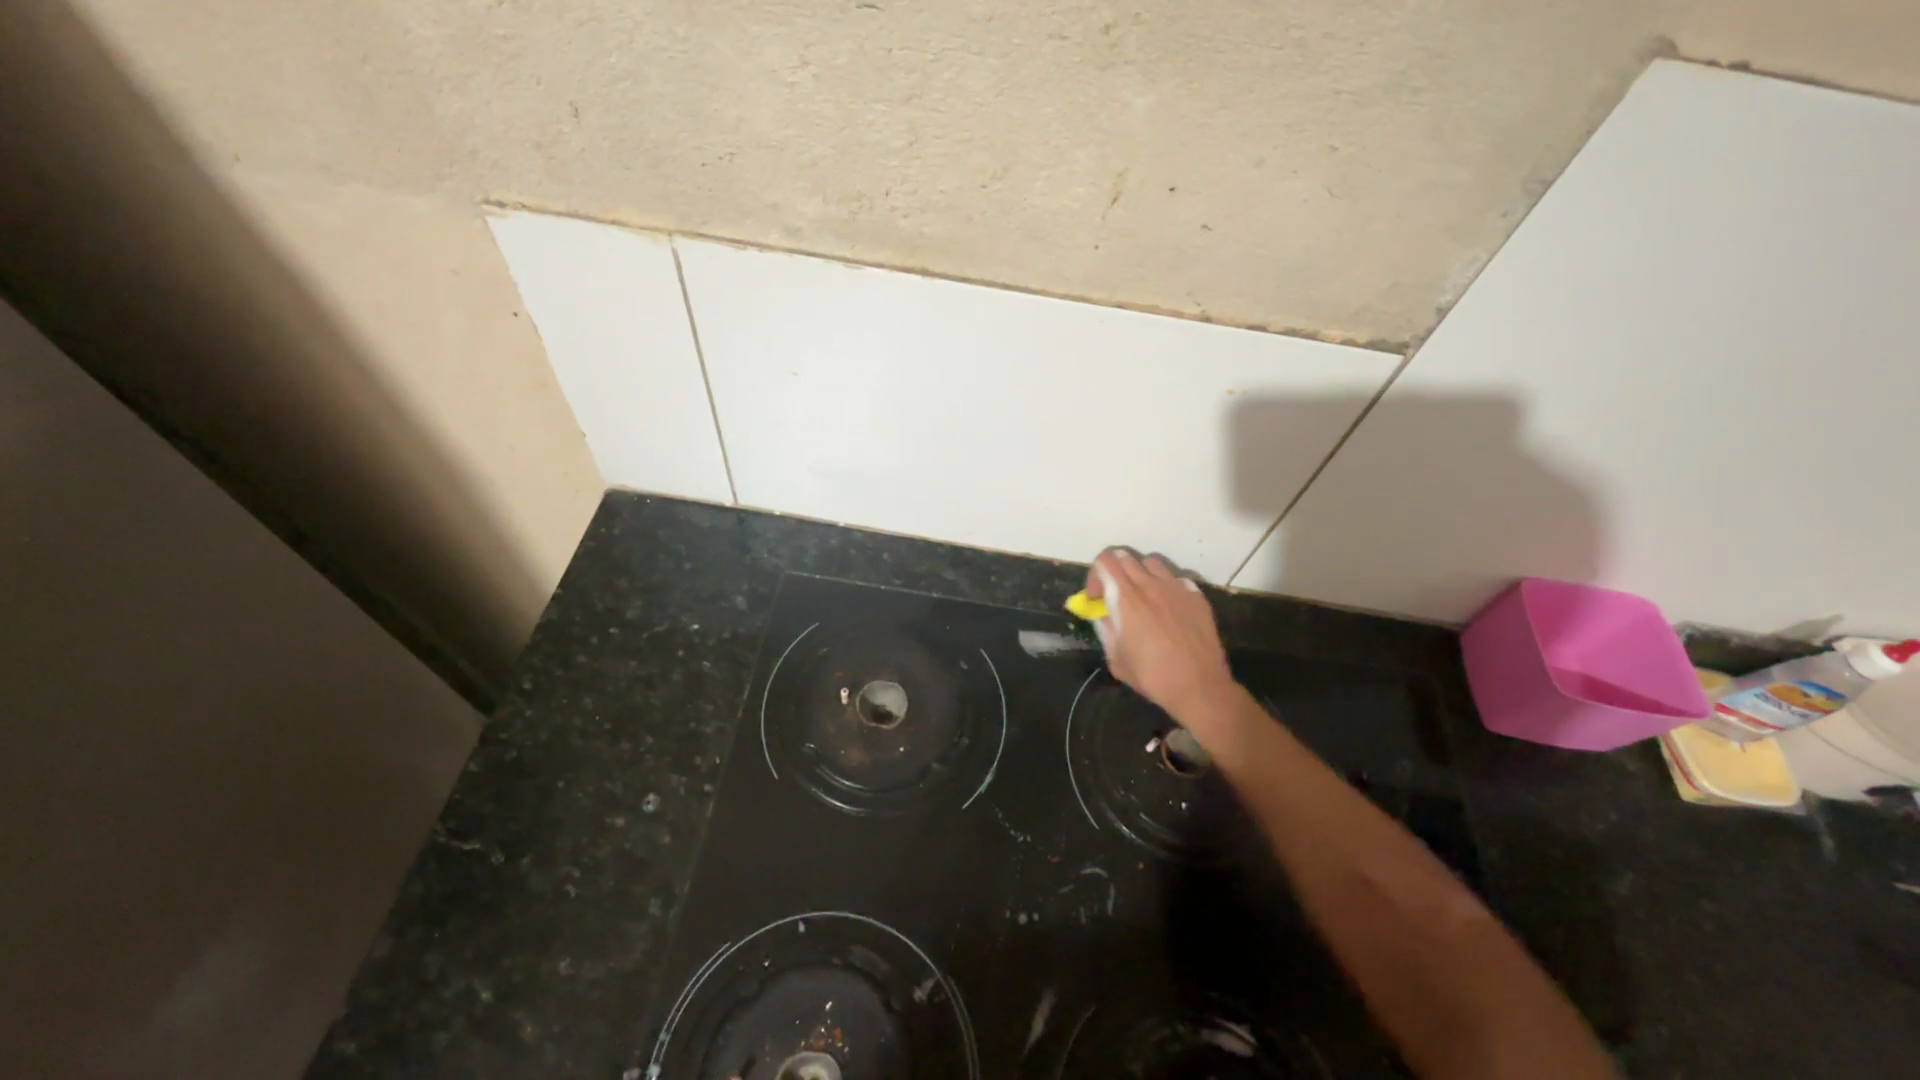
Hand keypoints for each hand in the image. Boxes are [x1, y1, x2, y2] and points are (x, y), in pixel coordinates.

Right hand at [1084, 549, 1238, 736]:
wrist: (1199, 686)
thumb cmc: (1152, 676)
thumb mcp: (1117, 660)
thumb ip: (1106, 632)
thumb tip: (1104, 618)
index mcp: (1126, 599)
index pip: (1105, 561)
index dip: (1095, 575)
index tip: (1097, 598)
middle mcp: (1150, 585)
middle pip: (1126, 557)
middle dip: (1114, 572)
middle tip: (1115, 595)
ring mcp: (1176, 588)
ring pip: (1152, 563)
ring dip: (1140, 574)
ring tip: (1143, 596)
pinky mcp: (1196, 596)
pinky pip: (1176, 578)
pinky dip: (1166, 586)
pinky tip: (1169, 608)